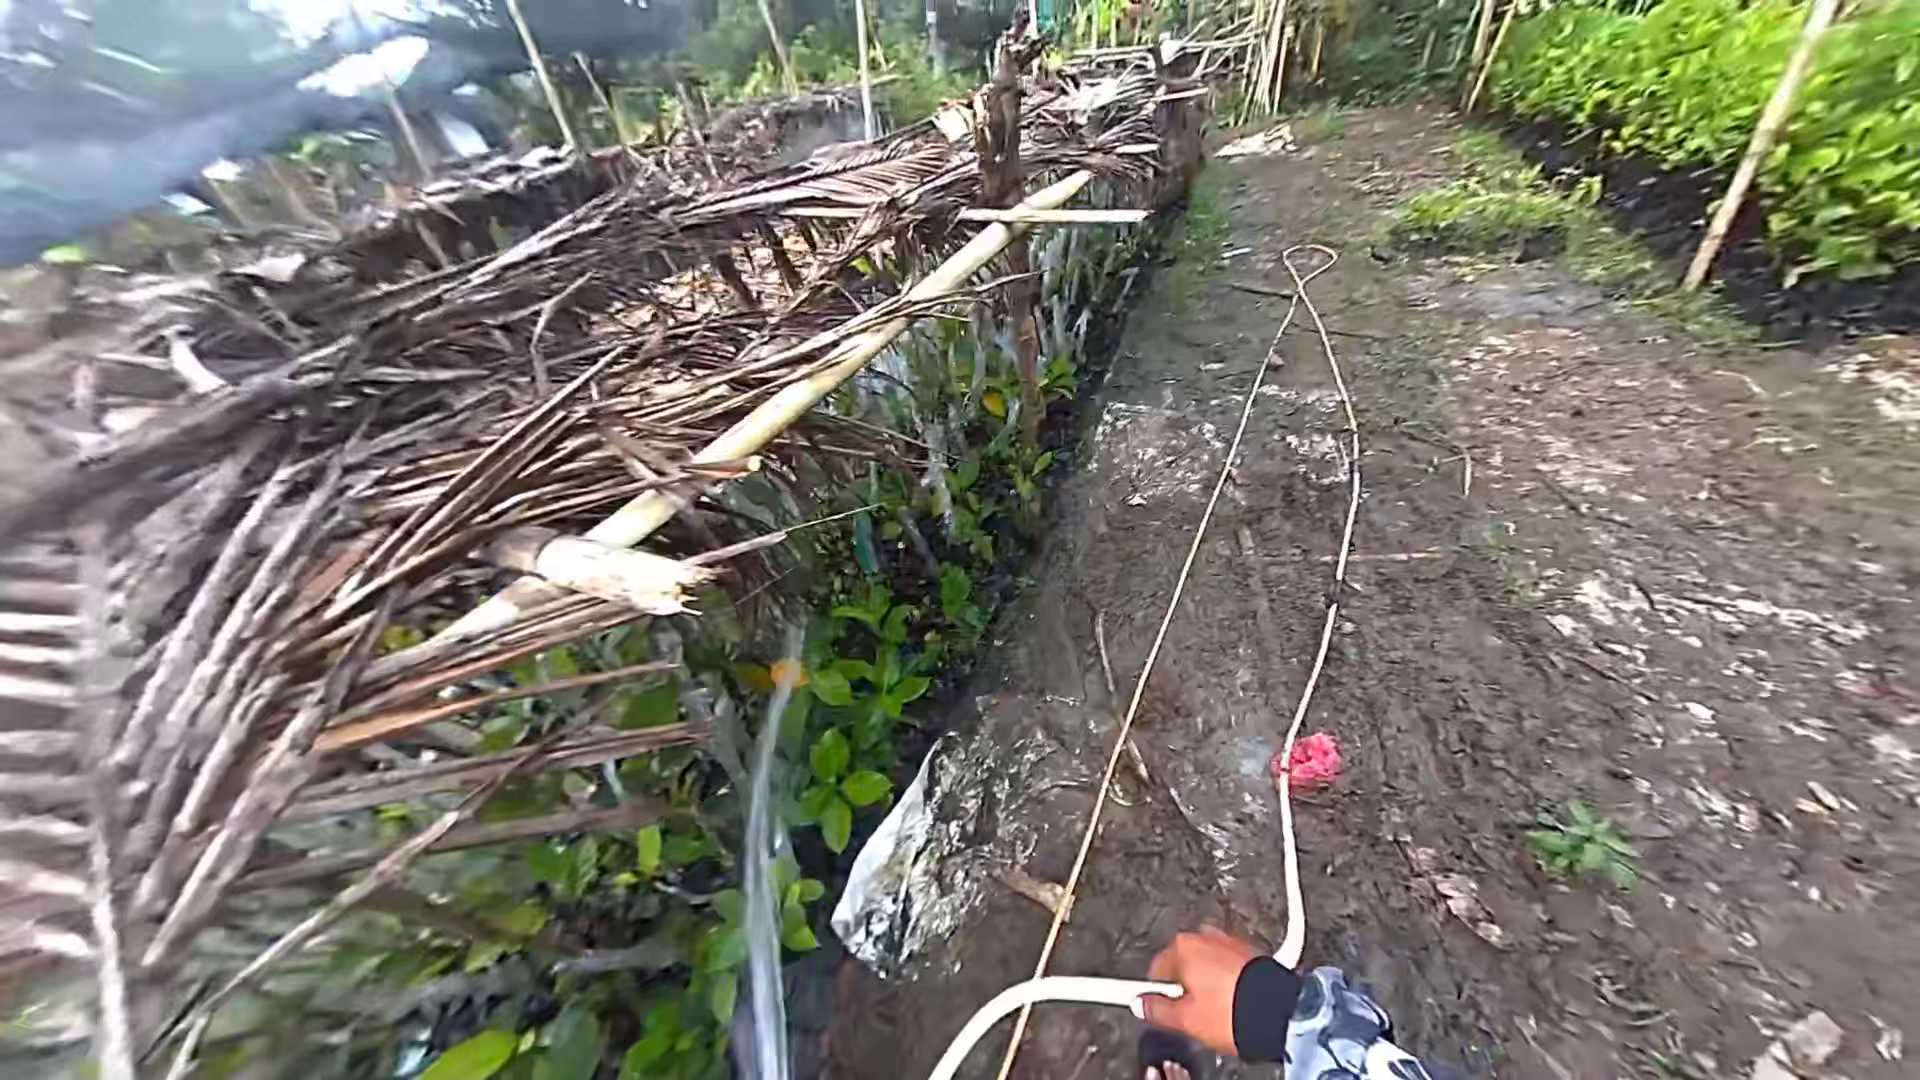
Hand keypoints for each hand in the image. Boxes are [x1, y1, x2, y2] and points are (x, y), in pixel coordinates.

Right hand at [1136, 925, 1260, 1056]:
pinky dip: (1228, 981)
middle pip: (1182, 963)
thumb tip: (1141, 1005)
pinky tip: (1234, 1003)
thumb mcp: (1187, 1020)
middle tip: (1191, 1015)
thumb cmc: (1234, 1012)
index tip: (1158, 1008)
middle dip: (1184, 986)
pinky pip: (1229, 966)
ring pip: (1207, 964)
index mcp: (1182, 946)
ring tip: (1217, 1012)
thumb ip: (1158, 1010)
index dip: (1156, 993)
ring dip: (1207, 982)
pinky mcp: (1249, 952)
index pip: (1156, 969)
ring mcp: (1227, 942)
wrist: (1280, 1013)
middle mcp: (1203, 936)